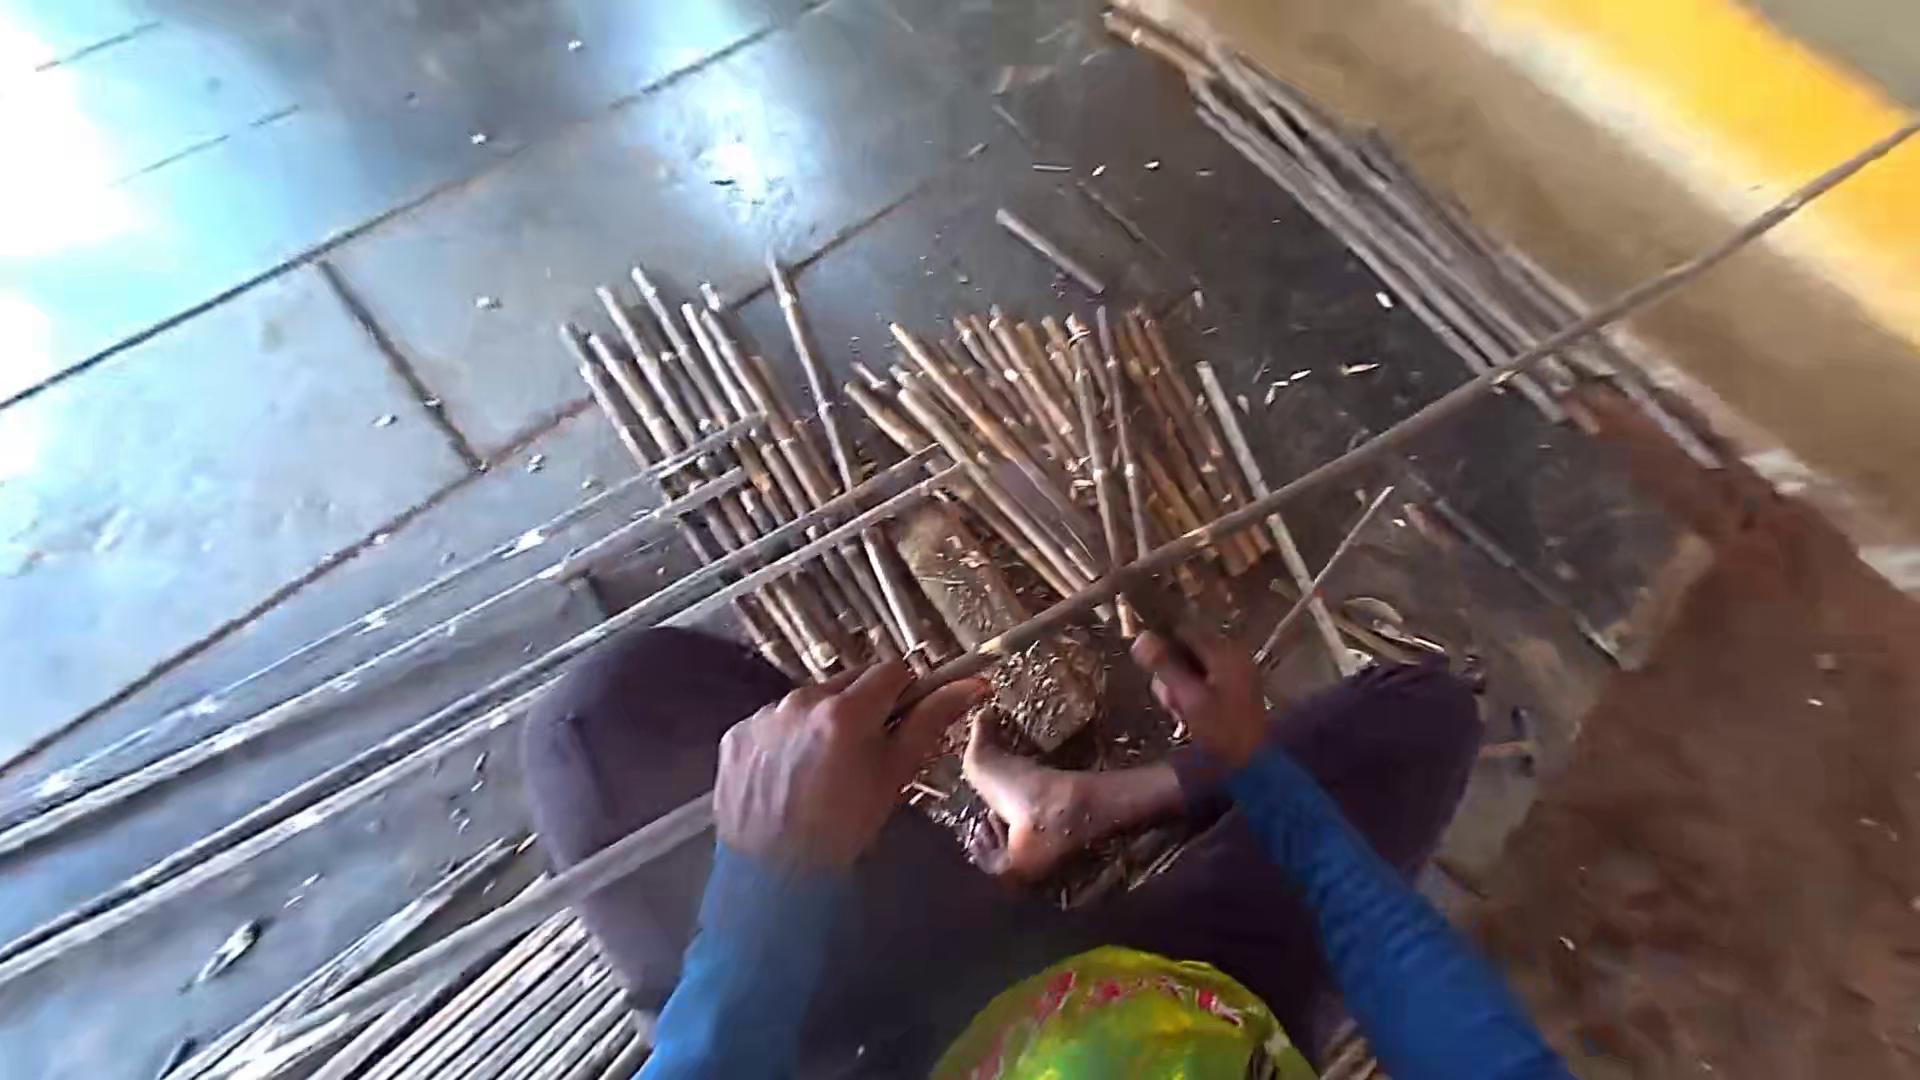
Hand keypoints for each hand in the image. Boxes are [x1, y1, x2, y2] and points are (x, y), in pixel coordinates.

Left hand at [716, 662, 986, 867]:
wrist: (772, 885)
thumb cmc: (844, 832)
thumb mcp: (894, 776)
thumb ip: (931, 721)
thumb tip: (971, 684)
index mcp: (845, 712)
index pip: (892, 670)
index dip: (904, 693)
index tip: (902, 719)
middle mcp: (800, 702)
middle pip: (851, 681)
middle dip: (865, 705)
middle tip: (866, 749)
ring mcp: (764, 717)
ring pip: (812, 699)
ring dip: (825, 719)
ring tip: (824, 767)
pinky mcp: (737, 734)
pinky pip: (775, 719)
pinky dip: (788, 736)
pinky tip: (790, 773)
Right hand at [1131, 625, 1268, 767]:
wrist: (1256, 769)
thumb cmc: (1222, 730)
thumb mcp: (1188, 696)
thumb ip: (1165, 665)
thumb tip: (1140, 637)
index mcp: (1226, 651)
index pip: (1183, 632)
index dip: (1162, 648)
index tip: (1151, 671)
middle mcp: (1232, 656)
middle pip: (1186, 651)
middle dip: (1169, 674)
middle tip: (1168, 701)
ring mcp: (1234, 675)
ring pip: (1190, 669)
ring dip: (1177, 687)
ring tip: (1176, 712)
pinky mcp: (1233, 692)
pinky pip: (1201, 683)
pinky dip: (1189, 695)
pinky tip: (1185, 715)